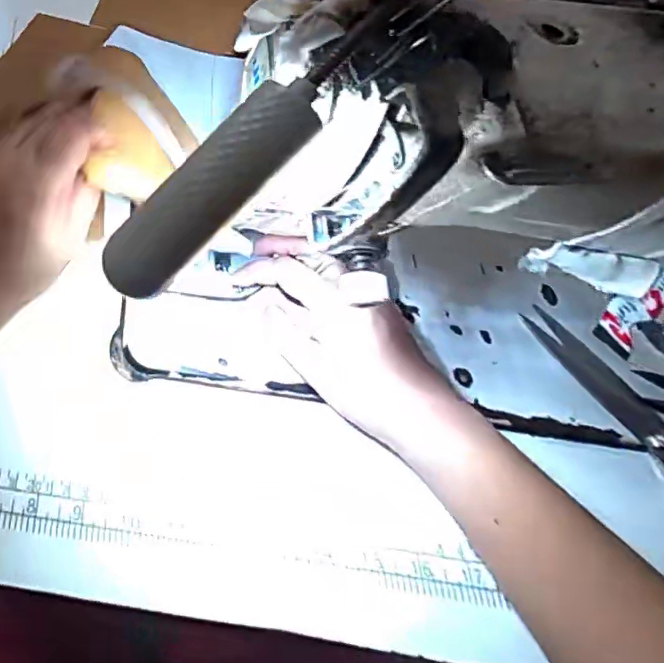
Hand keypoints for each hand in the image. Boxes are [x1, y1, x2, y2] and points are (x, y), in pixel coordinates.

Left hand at [0, 98, 101, 305]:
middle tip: (96, 133)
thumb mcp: (71, 235)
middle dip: (79, 118)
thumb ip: (86, 192)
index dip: (98, 130)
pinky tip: (43, 143)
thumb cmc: (27, 267)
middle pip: (52, 116)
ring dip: (55, 120)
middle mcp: (10, 158)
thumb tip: (97, 163)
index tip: (110, 143)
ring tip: (73, 135)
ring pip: (29, 117)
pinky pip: (9, 130)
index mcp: (39, 179)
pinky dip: (31, 129)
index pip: (75, 130)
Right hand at [236, 237, 468, 451]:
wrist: (425, 415)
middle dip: (280, 247)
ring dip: (298, 258)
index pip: (288, 270)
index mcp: (337, 301)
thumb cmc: (372, 396)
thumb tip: (266, 308)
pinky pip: (340, 278)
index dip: (257, 271)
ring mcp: (371, 296)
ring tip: (273, 265)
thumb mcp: (314, 366)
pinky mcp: (378, 307)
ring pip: (328, 262)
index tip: (239, 278)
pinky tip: (302, 290)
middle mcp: (357, 289)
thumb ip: (283, 330)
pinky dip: (315, 275)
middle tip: (255, 251)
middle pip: (312, 252)